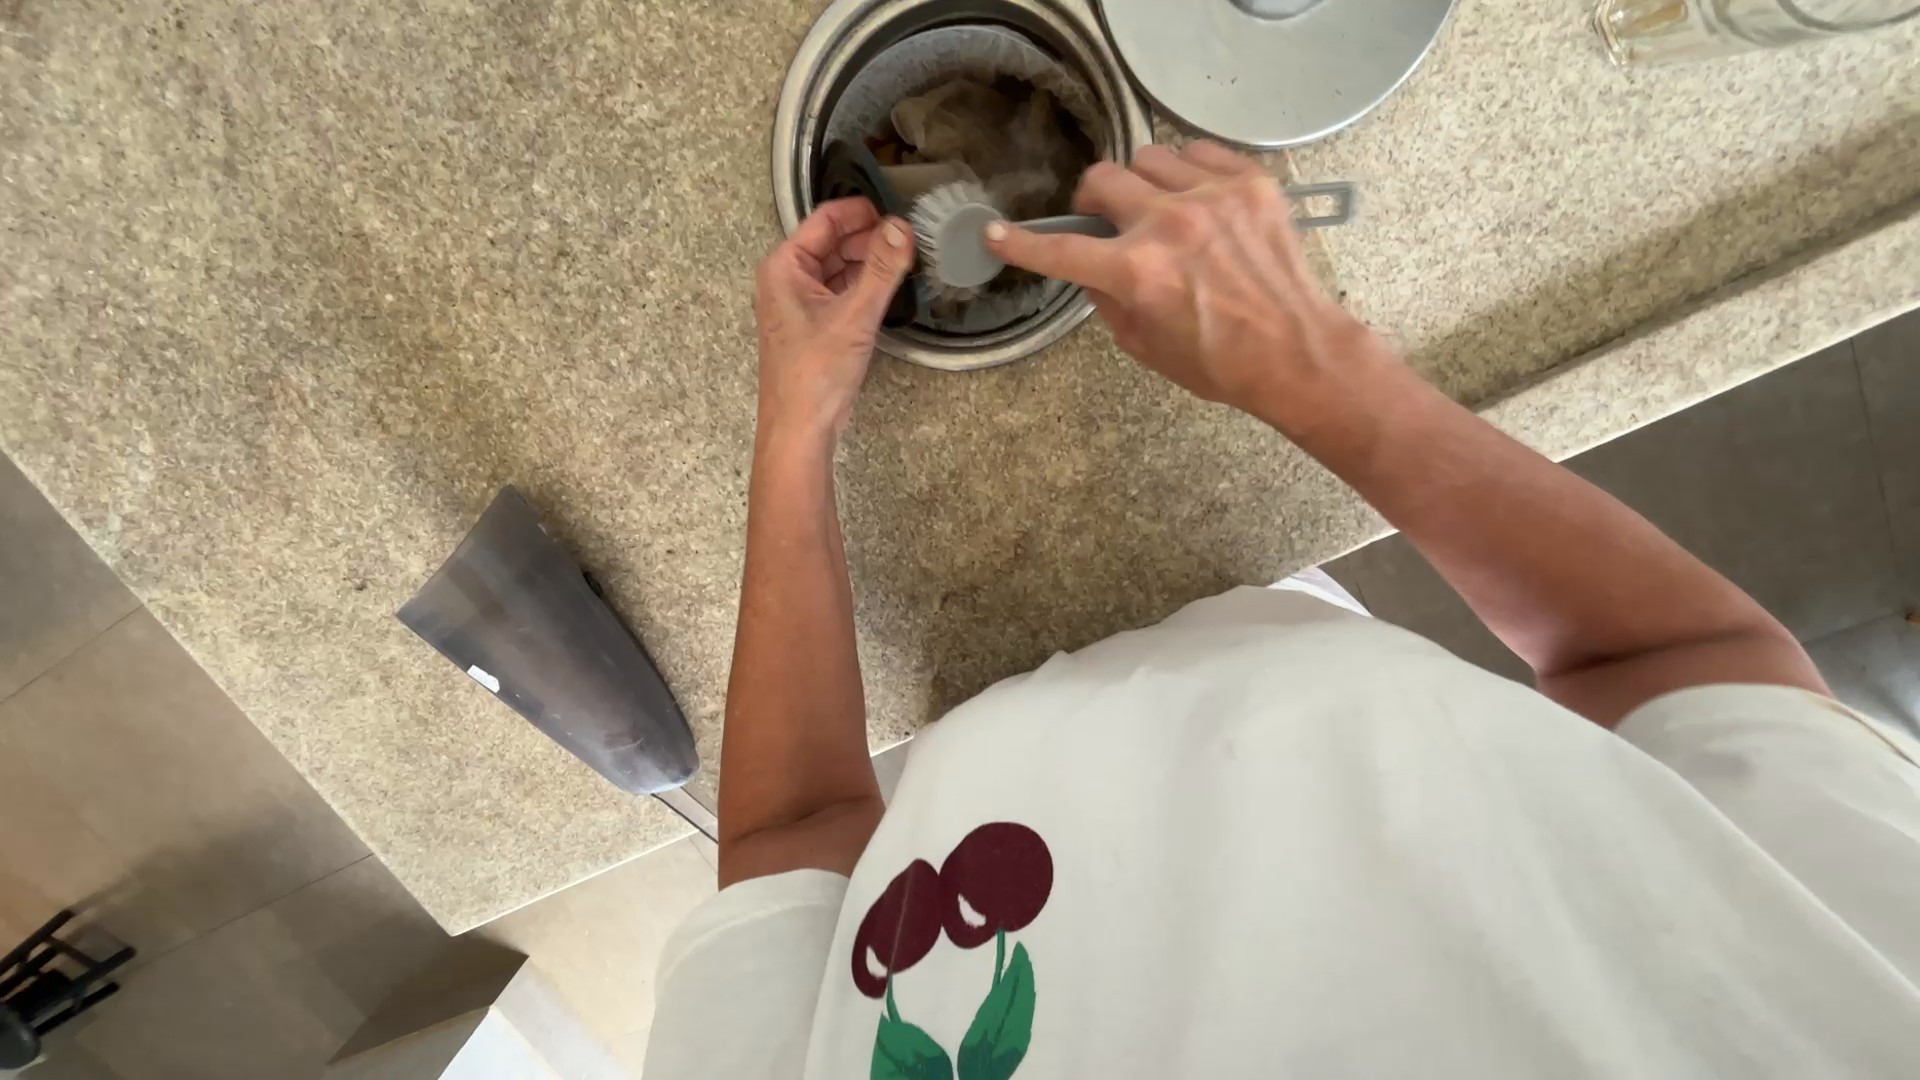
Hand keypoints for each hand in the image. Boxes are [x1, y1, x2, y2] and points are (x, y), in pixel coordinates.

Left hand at [754, 198, 913, 438]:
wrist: (800, 428)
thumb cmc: (812, 376)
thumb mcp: (854, 316)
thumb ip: (881, 269)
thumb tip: (901, 229)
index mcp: (784, 268)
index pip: (824, 221)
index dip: (860, 213)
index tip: (893, 214)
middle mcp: (786, 282)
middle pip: (831, 244)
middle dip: (868, 240)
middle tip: (905, 242)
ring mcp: (798, 307)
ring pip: (837, 271)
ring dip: (867, 266)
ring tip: (900, 264)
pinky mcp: (812, 330)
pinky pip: (838, 296)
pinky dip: (861, 290)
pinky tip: (884, 293)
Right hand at [985, 141, 1371, 419]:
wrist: (1293, 351)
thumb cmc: (1216, 362)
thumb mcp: (1143, 345)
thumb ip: (1107, 301)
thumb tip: (1090, 272)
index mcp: (1137, 273)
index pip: (1063, 251)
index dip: (1022, 244)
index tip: (996, 234)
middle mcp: (1169, 225)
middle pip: (1102, 179)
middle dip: (1091, 201)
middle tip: (1102, 221)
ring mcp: (1212, 196)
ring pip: (1149, 157)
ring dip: (1139, 183)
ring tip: (1156, 210)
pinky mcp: (1249, 183)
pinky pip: (1198, 152)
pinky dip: (1184, 173)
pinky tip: (1193, 200)